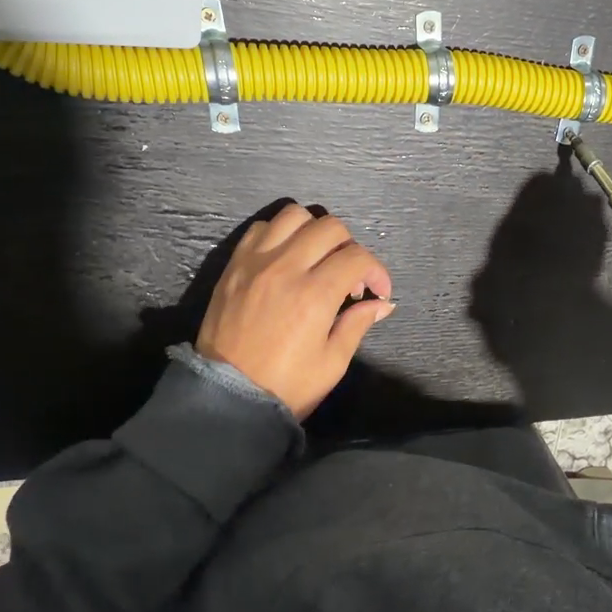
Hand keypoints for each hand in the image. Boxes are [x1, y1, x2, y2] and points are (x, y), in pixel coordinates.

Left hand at [197, 204, 394, 417]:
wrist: (229, 395)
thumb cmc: (287, 385)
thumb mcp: (333, 363)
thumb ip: (357, 324)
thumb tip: (382, 303)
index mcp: (315, 294)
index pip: (357, 258)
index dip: (377, 272)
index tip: (379, 292)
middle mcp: (286, 267)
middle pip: (330, 227)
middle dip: (350, 248)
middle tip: (349, 278)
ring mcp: (256, 261)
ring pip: (294, 216)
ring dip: (315, 233)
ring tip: (318, 260)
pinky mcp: (234, 265)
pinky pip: (262, 228)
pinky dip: (281, 235)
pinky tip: (287, 260)